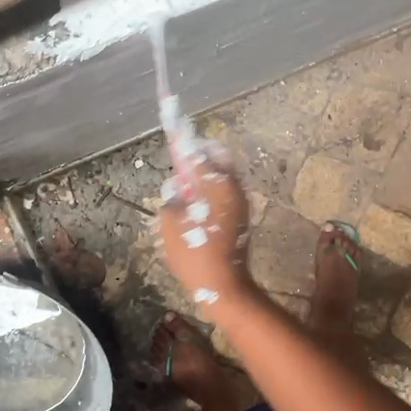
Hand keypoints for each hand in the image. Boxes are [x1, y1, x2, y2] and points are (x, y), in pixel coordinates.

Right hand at [157, 151, 253, 305]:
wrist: (224, 285)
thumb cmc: (194, 254)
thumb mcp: (169, 223)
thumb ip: (172, 197)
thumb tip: (179, 187)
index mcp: (216, 182)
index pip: (196, 152)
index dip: (182, 140)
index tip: (174, 125)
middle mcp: (233, 186)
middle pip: (216, 158)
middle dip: (198, 156)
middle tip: (180, 166)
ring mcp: (240, 201)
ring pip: (222, 175)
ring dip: (205, 175)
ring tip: (184, 190)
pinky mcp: (240, 216)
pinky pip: (224, 192)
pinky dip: (210, 191)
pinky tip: (194, 206)